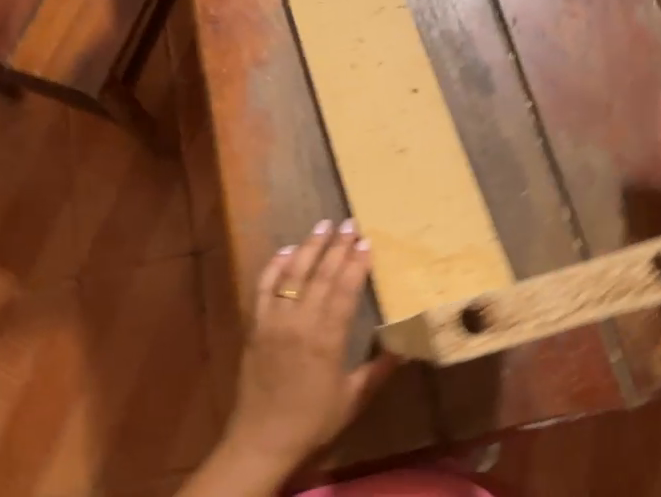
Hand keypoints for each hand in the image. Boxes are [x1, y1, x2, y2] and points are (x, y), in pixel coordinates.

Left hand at [223, 219, 397, 471]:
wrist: (262, 438)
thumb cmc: (313, 421)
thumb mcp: (352, 399)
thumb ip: (378, 371)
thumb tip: (405, 349)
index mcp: (327, 339)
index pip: (344, 290)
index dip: (356, 263)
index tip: (367, 241)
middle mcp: (300, 322)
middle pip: (321, 275)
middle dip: (337, 246)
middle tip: (350, 223)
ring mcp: (274, 320)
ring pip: (293, 274)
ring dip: (308, 246)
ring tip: (323, 225)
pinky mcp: (255, 324)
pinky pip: (264, 287)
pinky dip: (275, 266)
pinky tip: (286, 251)